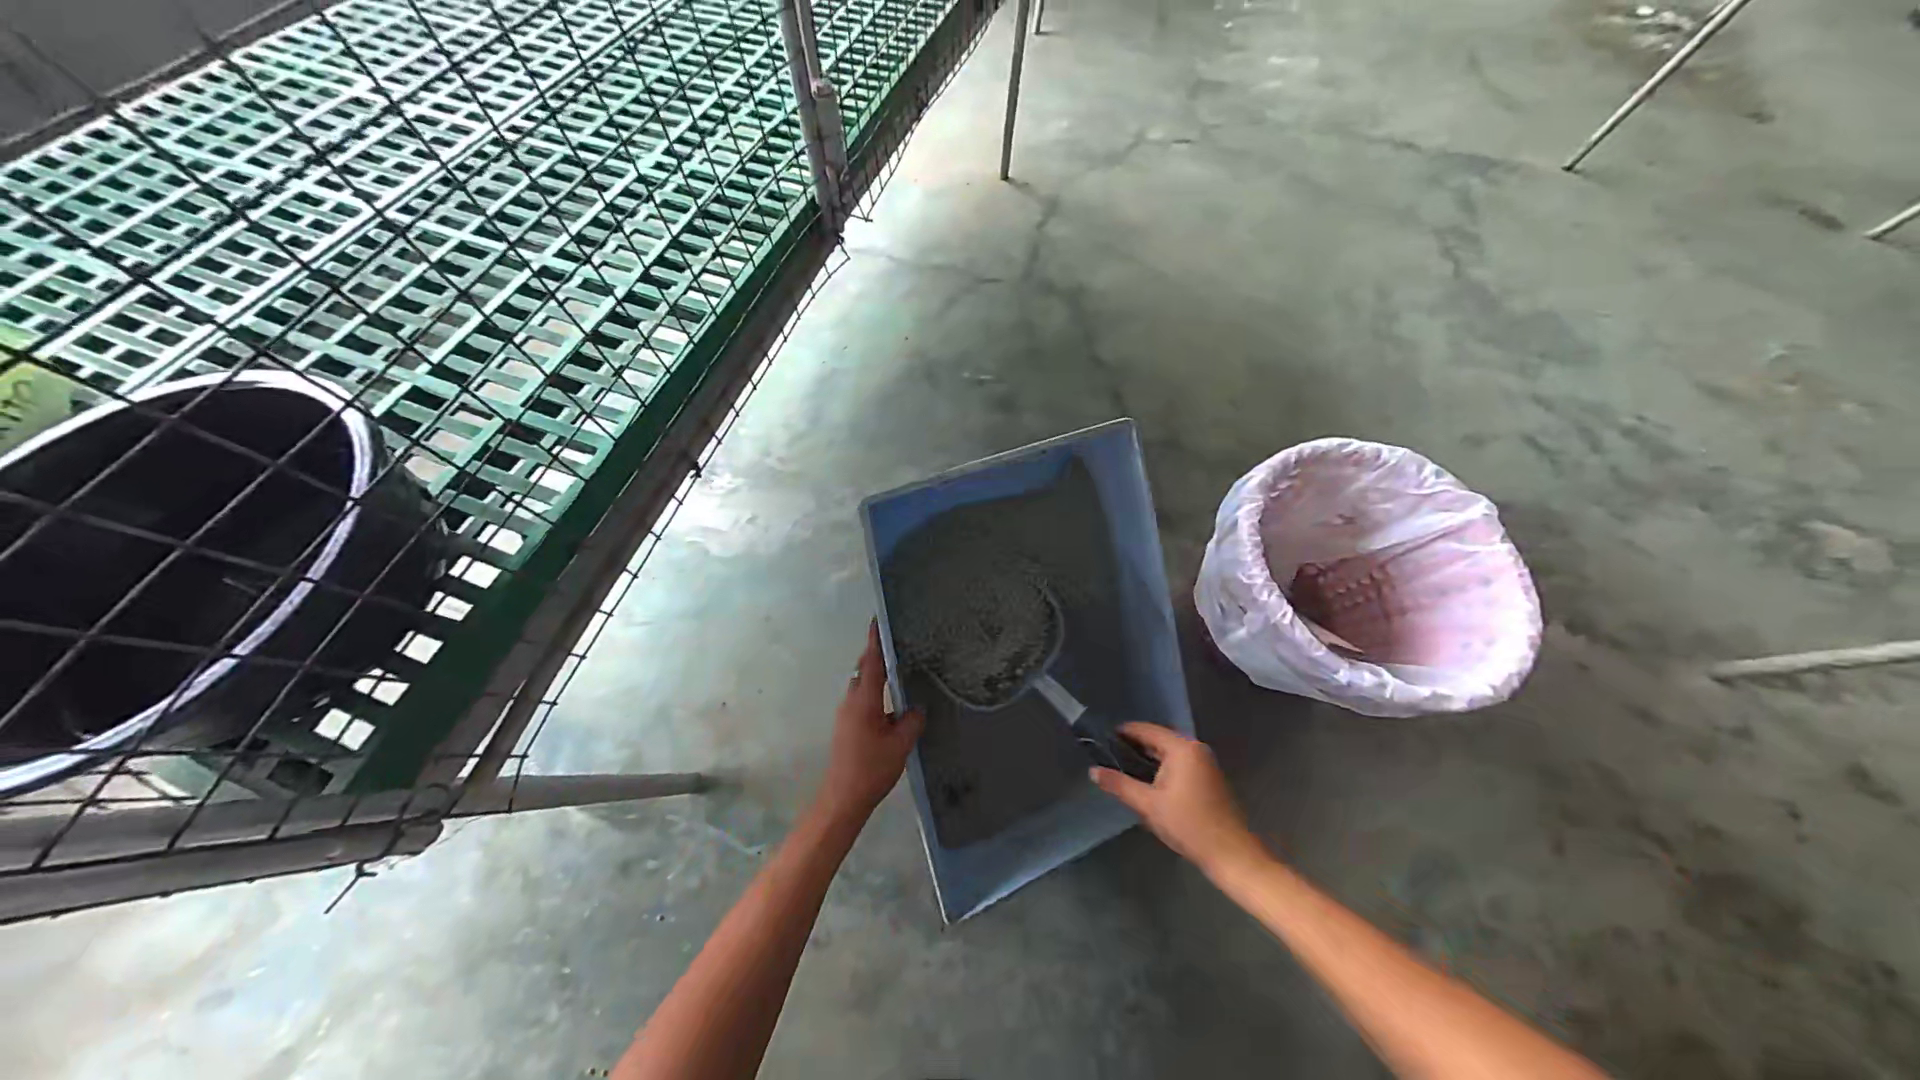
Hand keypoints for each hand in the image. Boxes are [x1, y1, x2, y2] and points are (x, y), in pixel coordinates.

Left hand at [817, 621, 924, 821]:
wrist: (843, 798)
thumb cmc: (871, 769)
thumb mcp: (900, 745)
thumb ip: (912, 721)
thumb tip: (917, 707)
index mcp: (864, 700)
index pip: (871, 662)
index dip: (875, 640)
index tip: (879, 620)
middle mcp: (852, 701)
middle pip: (864, 669)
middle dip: (877, 654)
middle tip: (898, 641)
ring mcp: (847, 714)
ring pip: (863, 685)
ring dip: (877, 674)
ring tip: (899, 667)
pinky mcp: (847, 726)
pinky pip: (862, 699)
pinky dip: (876, 691)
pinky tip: (892, 701)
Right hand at [1090, 723, 1264, 874]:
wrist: (1230, 854)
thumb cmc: (1188, 825)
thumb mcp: (1148, 805)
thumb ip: (1119, 785)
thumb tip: (1093, 771)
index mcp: (1183, 749)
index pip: (1148, 730)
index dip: (1125, 732)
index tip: (1103, 737)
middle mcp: (1196, 749)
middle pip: (1160, 739)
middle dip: (1135, 745)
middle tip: (1109, 754)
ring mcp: (1206, 764)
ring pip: (1170, 752)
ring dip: (1149, 757)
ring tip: (1124, 767)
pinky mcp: (1209, 778)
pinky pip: (1180, 763)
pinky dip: (1163, 766)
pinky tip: (1148, 781)